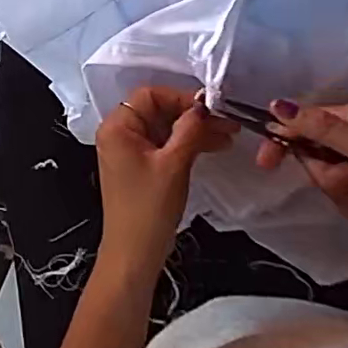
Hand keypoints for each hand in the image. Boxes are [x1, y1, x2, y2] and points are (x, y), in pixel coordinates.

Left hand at [95, 88, 236, 276]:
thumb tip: (203, 104)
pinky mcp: (139, 165)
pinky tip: (213, 147)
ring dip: (194, 130)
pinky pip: (163, 144)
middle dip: (192, 115)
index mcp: (117, 126)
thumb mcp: (174, 164)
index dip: (181, 97)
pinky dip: (186, 144)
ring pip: (164, 128)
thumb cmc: (150, 206)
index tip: (212, 107)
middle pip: (157, 110)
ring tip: (228, 136)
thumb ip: (189, 130)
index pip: (149, 95)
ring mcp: (128, 149)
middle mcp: (118, 132)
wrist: (134, 251)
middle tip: (229, 123)